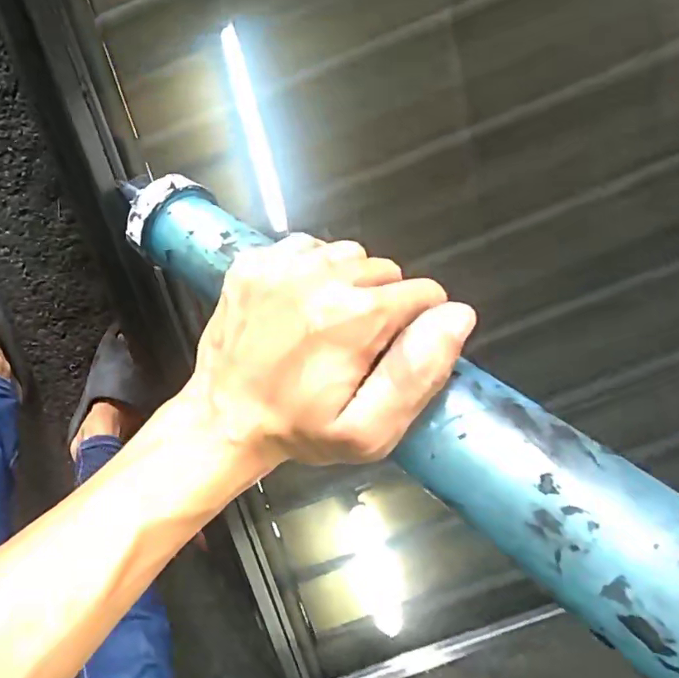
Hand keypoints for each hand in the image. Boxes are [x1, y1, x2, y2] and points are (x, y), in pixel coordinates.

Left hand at [179, 234, 473, 476]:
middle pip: (385, 270)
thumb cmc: (296, 429)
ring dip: (347, 281)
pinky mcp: (251, 264)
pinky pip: (302, 247)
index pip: (424, 294)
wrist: (222, 417)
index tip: (386, 352)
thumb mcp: (368, 430)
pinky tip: (295, 303)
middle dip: (381, 303)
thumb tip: (456, 315)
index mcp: (355, 315)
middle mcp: (317, 278)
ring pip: (346, 254)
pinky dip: (308, 268)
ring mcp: (279, 266)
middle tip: (352, 342)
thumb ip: (418, 372)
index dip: (415, 326)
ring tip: (324, 322)